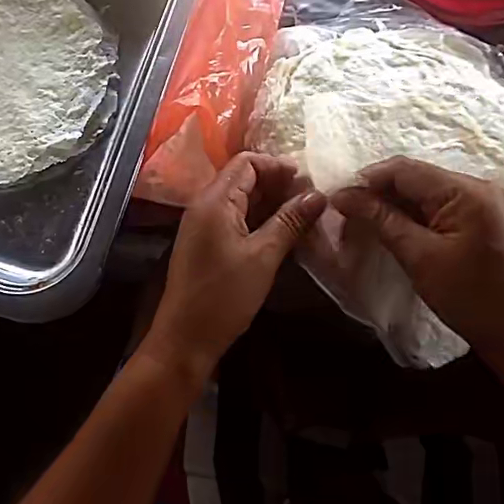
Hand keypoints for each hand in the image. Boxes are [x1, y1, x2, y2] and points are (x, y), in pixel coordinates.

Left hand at [143, 153, 327, 382]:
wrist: (184, 340)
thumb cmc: (223, 297)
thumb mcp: (263, 257)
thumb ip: (290, 222)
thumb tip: (318, 195)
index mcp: (214, 201)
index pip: (247, 162)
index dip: (278, 166)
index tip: (308, 182)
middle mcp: (205, 205)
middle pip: (244, 178)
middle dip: (278, 185)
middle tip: (312, 200)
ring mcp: (204, 225)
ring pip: (241, 200)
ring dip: (271, 204)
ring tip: (304, 217)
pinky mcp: (207, 244)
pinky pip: (236, 219)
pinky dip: (260, 220)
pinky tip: (284, 234)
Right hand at [329, 157, 503, 365]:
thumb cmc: (472, 298)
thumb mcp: (420, 258)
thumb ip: (382, 220)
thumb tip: (344, 195)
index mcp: (467, 190)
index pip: (405, 170)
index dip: (366, 179)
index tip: (336, 197)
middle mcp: (478, 186)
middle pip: (416, 178)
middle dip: (378, 192)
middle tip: (345, 212)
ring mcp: (483, 203)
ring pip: (425, 193)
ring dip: (393, 205)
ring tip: (361, 222)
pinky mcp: (482, 221)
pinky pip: (439, 208)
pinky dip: (413, 216)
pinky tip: (391, 230)